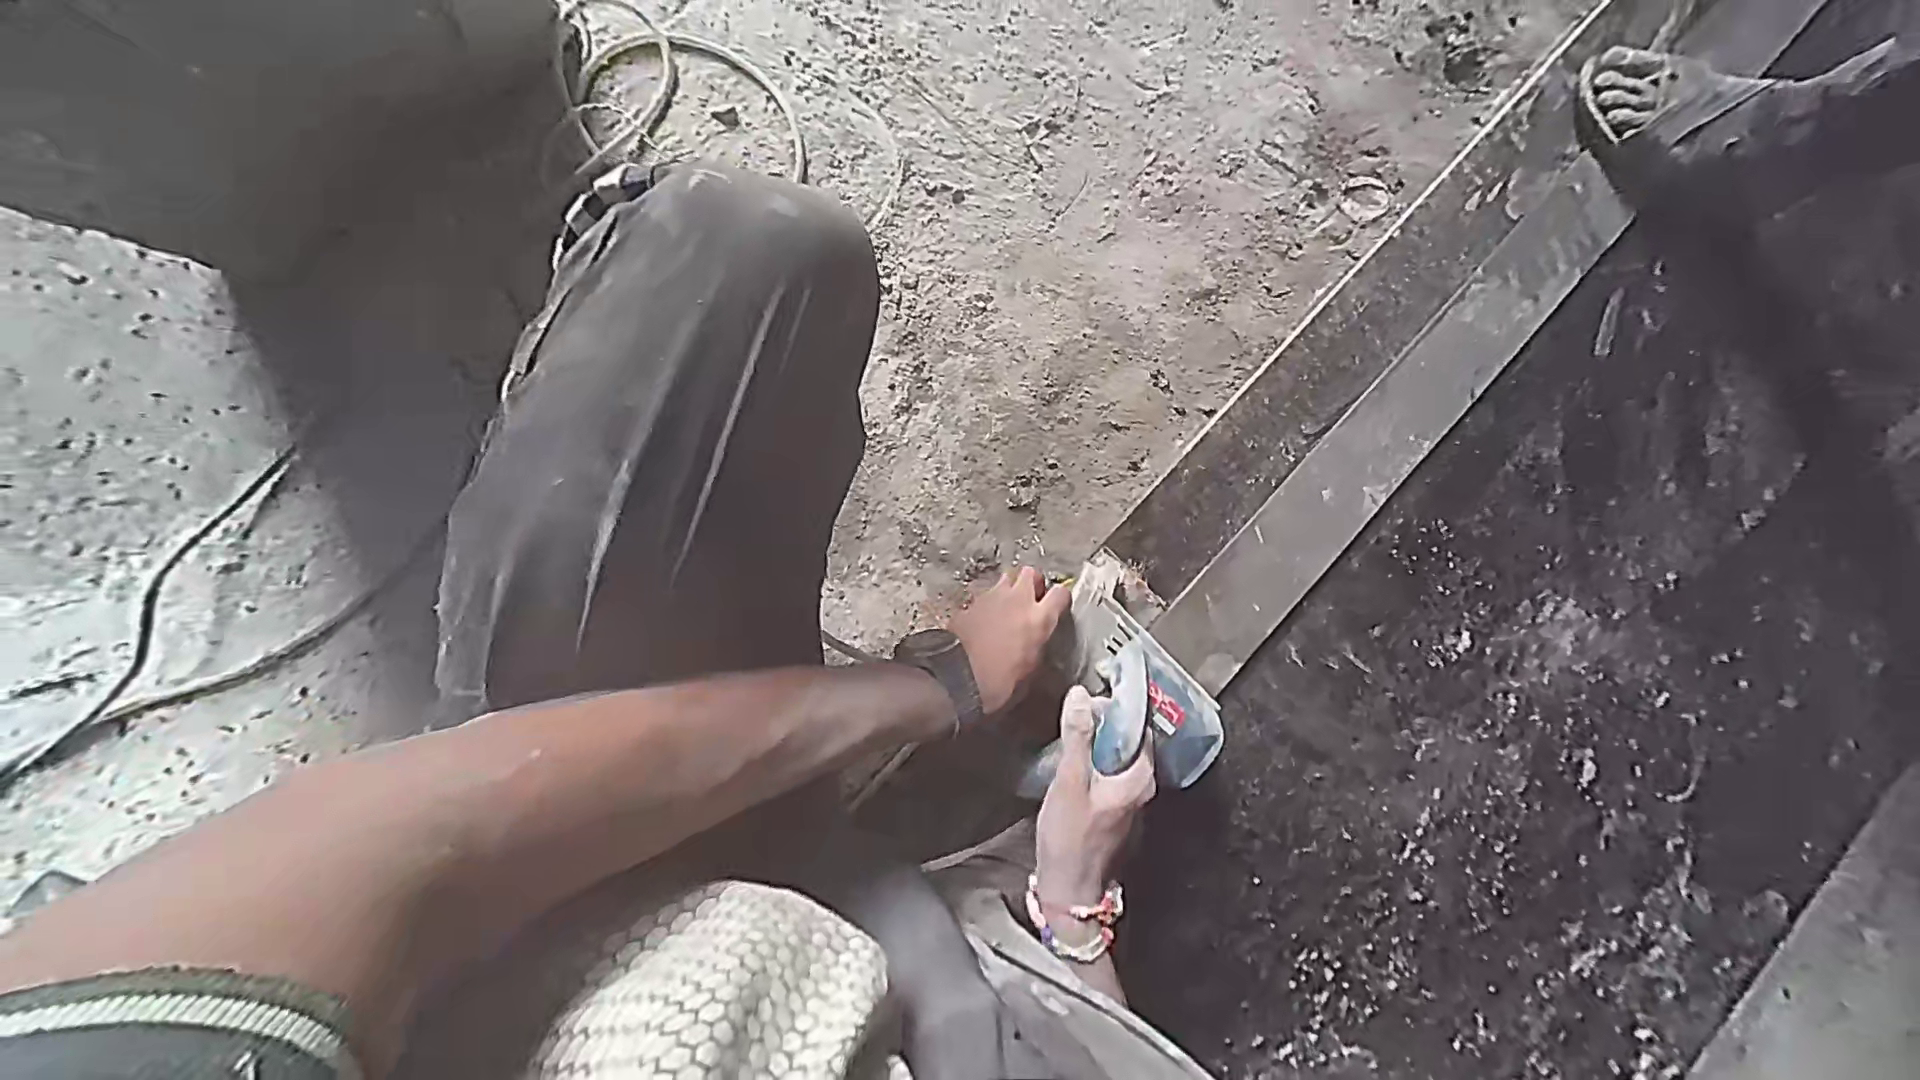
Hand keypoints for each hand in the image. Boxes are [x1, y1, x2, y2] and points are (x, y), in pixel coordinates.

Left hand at [947, 566, 1070, 714]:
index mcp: (1039, 619)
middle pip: (1030, 573)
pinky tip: (985, 619)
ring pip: (1006, 579)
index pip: (1060, 593)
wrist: (958, 678)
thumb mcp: (1030, 668)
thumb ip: (1037, 643)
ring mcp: (991, 598)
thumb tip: (1036, 639)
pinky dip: (989, 603)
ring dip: (1009, 589)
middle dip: (1032, 583)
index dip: (1060, 598)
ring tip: (1007, 607)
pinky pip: (985, 595)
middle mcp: (1017, 601)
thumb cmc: (999, 681)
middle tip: (1031, 598)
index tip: (1057, 606)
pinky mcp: (970, 603)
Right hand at [1034, 686, 1156, 909]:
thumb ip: (1077, 737)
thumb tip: (1081, 695)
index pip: (1140, 725)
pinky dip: (1096, 748)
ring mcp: (1128, 795)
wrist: (1068, 887)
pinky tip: (1076, 744)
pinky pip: (1109, 763)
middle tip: (1082, 698)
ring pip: (1118, 750)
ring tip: (1077, 714)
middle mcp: (1141, 785)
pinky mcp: (1113, 802)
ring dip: (1100, 731)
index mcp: (1139, 778)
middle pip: (1129, 736)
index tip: (1104, 680)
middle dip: (1109, 714)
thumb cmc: (1070, 837)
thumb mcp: (1070, 781)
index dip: (1123, 701)